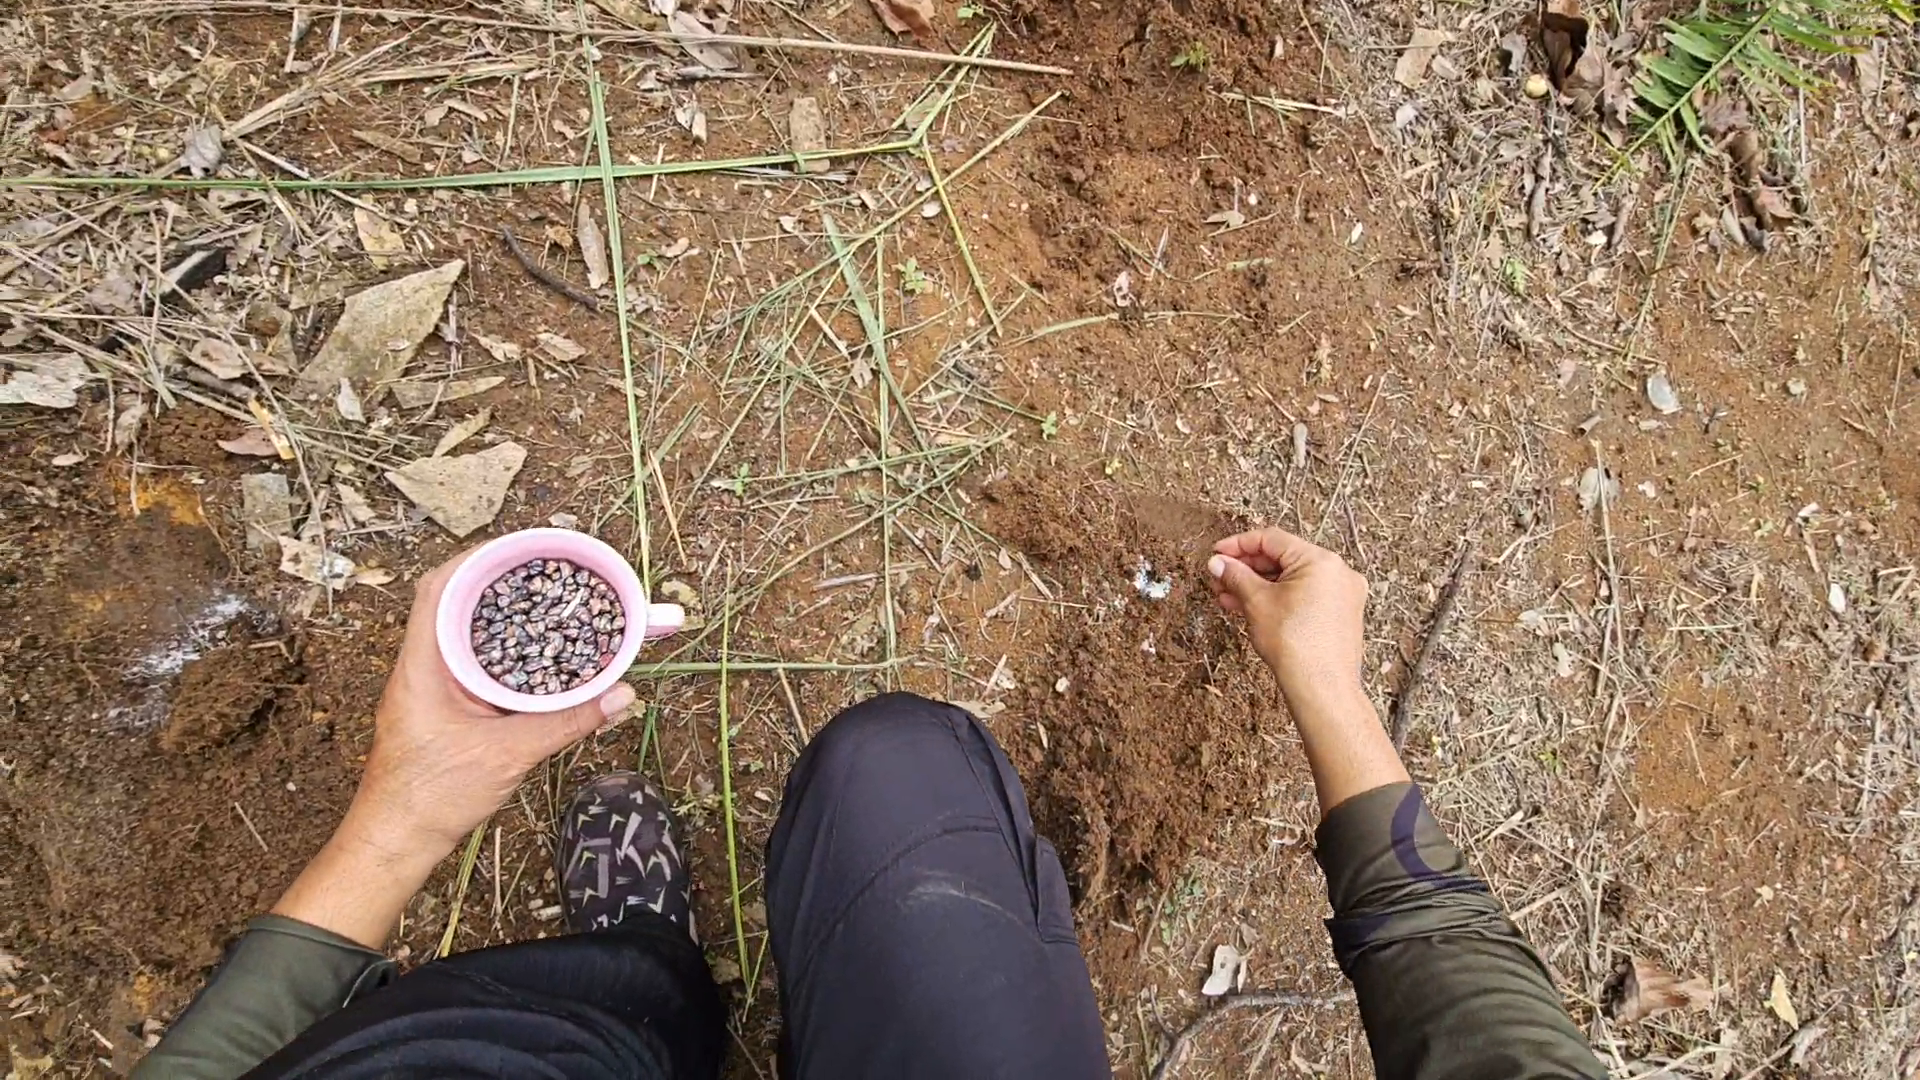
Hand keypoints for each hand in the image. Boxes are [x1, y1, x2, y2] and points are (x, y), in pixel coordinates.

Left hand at [272, 549, 633, 947]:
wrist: (395, 842)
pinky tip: (546, 648)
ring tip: (555, 599)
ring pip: (472, 630)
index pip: (438, 589)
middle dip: (504, 578)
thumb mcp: (509, 755)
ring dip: (509, 610)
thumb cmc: (432, 796)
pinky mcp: (452, 703)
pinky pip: (483, 658)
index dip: (476, 558)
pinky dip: (514, 644)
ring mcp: (437, 685)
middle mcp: (427, 666)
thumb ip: (569, 721)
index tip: (522, 546)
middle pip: (459, 601)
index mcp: (425, 665)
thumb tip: (624, 695)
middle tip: (553, 569)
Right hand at [1206, 527, 1404, 813]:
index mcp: (1320, 561)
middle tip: (1219, 578)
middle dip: (1246, 569)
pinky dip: (1277, 597)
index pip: (1271, 540)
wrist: (1321, 687)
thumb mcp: (1256, 602)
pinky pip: (1303, 595)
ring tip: (1228, 597)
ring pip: (1290, 579)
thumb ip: (1235, 575)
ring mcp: (1341, 594)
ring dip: (1258, 585)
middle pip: (1282, 559)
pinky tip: (1251, 608)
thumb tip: (1218, 563)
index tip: (1217, 554)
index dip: (1238, 545)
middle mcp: (1337, 572)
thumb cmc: (1295, 644)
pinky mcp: (1339, 613)